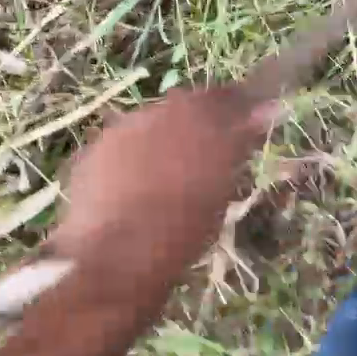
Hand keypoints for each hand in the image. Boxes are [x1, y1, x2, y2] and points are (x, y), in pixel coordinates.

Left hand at [49, 85, 269, 293]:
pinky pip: (122, 145)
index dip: (241, 109)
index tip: (249, 125)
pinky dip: (131, 159)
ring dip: (163, 140)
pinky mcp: (92, 150)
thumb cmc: (183, 228)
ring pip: (152, 124)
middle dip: (200, 124)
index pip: (230, 95)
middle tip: (207, 156)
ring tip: (165, 177)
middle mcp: (162, 109)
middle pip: (189, 105)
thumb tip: (264, 113)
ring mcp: (124, 126)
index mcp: (202, 113)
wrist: (114, 260)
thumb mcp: (224, 188)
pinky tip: (132, 189)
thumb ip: (240, 144)